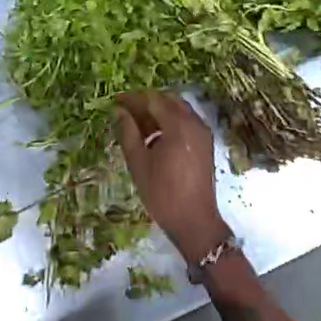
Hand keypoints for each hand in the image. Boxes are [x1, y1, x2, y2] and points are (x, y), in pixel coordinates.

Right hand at [114, 91, 230, 261]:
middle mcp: (194, 123)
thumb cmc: (163, 194)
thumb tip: (118, 111)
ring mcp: (202, 132)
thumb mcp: (138, 163)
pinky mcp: (205, 143)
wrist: (195, 221)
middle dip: (145, 103)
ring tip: (137, 127)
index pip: (153, 100)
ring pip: (177, 110)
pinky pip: (186, 122)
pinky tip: (154, 138)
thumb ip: (127, 132)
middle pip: (167, 101)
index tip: (115, 102)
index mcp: (178, 125)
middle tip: (125, 112)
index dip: (132, 99)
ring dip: (157, 113)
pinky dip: (169, 122)